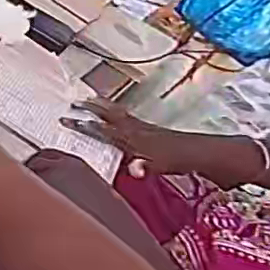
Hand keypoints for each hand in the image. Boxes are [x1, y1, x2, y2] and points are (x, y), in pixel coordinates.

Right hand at [67, 99, 196, 178]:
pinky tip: (113, 110)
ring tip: (88, 98)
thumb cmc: (179, 161)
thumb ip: (145, 167)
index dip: (83, 125)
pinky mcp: (148, 127)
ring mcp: (142, 126)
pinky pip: (125, 114)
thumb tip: (134, 170)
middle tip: (73, 102)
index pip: (102, 130)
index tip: (66, 120)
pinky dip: (114, 109)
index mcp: (132, 138)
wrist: (203, 152)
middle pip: (108, 114)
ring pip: (116, 112)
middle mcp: (135, 129)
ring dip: (101, 105)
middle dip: (90, 108)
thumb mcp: (161, 167)